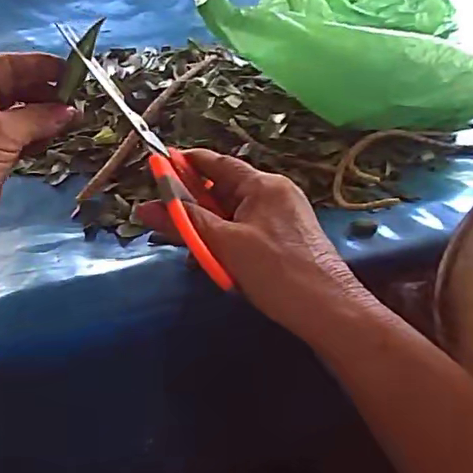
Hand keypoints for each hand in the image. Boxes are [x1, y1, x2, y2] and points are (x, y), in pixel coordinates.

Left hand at [0, 53, 73, 234]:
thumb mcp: (3, 131)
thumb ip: (39, 116)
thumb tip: (70, 111)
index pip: (6, 66)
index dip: (38, 65)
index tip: (69, 70)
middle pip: (14, 88)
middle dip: (44, 92)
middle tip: (75, 98)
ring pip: (19, 114)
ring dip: (44, 115)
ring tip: (71, 118)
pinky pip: (20, 137)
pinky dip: (37, 135)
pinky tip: (55, 136)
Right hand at [136, 149, 380, 333]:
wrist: (326, 310)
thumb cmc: (275, 270)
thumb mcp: (224, 243)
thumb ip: (184, 222)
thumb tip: (145, 207)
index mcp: (264, 186)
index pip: (218, 164)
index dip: (187, 162)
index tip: (159, 163)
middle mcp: (274, 195)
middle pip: (222, 190)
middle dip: (190, 202)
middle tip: (160, 213)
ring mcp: (280, 218)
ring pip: (230, 215)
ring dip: (204, 227)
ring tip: (182, 244)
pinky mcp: (281, 241)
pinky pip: (241, 232)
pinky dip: (222, 241)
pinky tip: (208, 260)